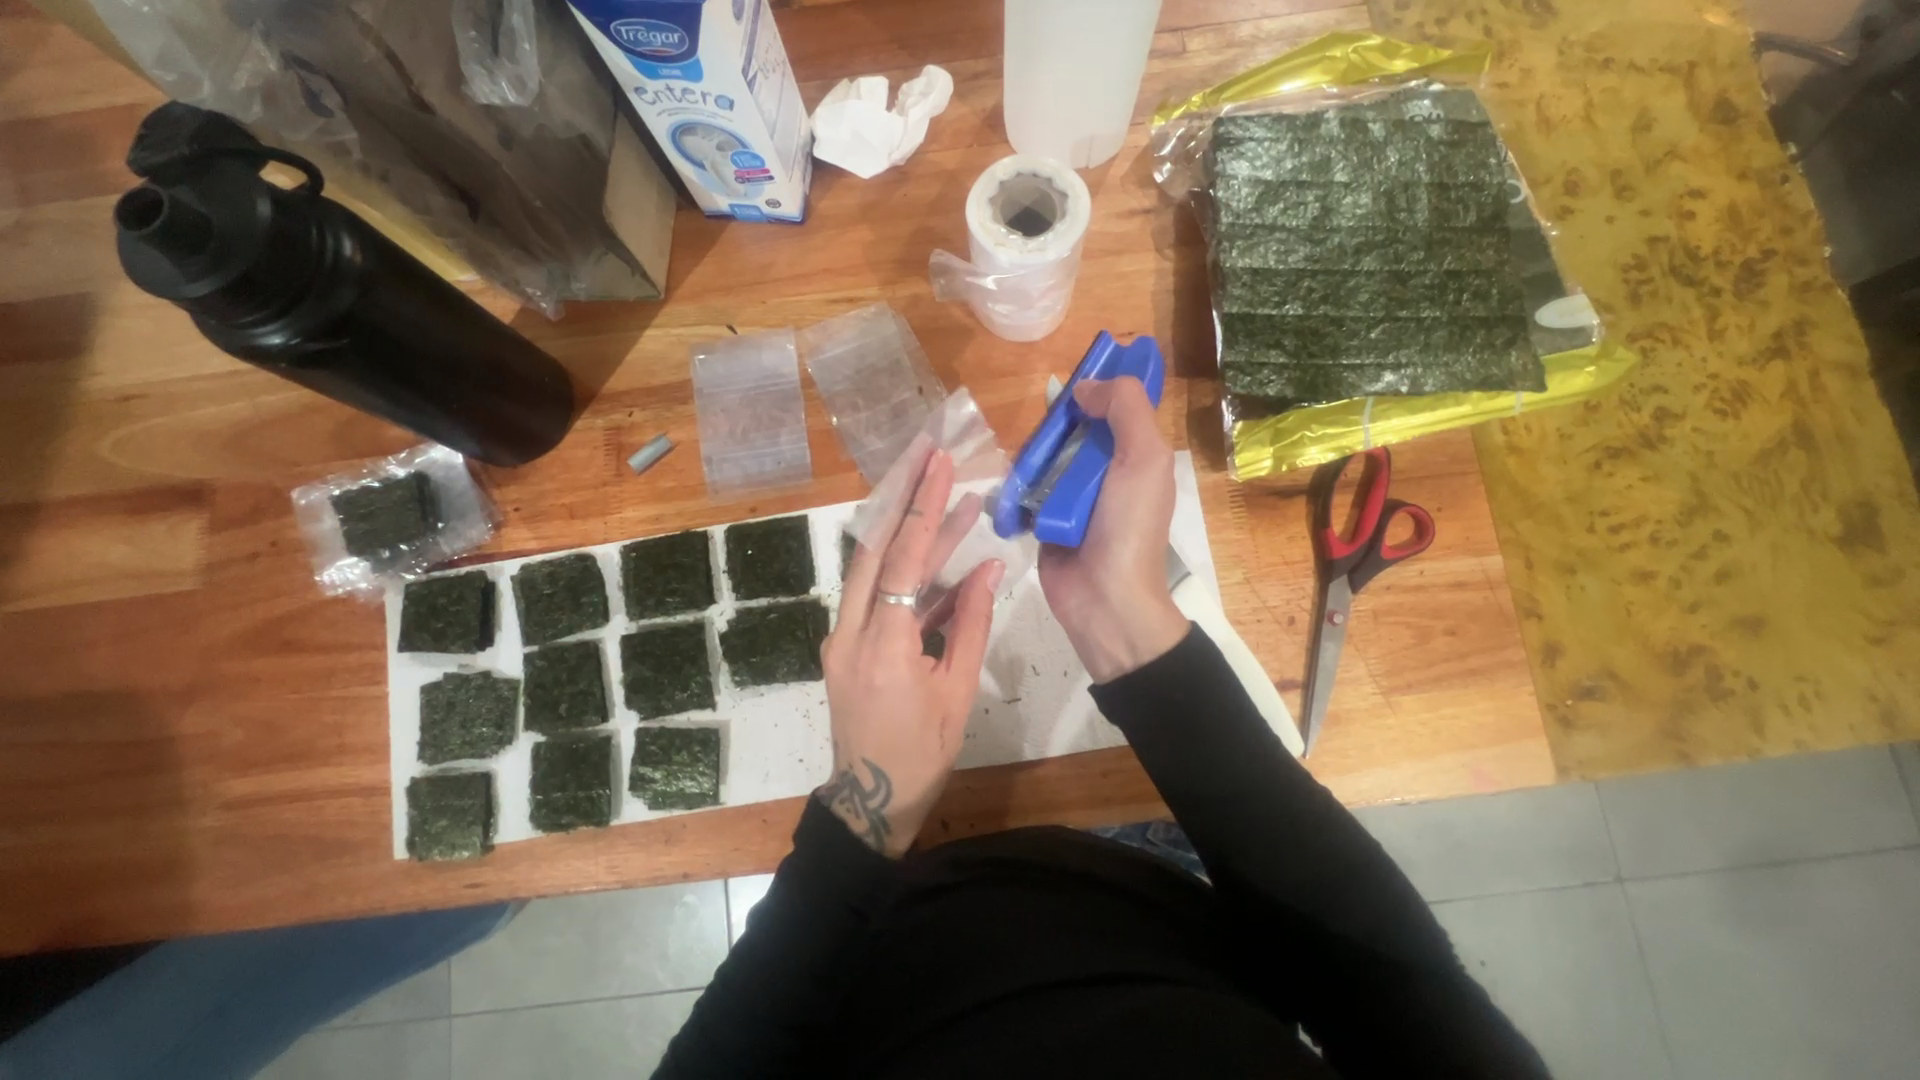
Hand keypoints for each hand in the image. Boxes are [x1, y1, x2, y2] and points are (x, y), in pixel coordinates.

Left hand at [820, 449, 1003, 855]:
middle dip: (904, 498)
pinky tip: (941, 561)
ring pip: (873, 569)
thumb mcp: (957, 690)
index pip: (903, 560)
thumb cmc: (923, 754)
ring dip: (908, 534)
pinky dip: (906, 575)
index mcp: (882, 646)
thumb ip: (970, 624)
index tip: (939, 464)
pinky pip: (874, 596)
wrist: (871, 799)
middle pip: (876, 548)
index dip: (924, 508)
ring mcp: (840, 637)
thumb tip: (990, 568)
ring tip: (952, 500)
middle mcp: (849, 631)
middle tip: (929, 454)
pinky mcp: (844, 645)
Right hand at [1039, 377, 1189, 683]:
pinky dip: (1016, 483)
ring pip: (1046, 453)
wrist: (1105, 599)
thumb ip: (1123, 409)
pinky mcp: (1043, 518)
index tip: (1075, 376)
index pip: (1119, 405)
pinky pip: (1026, 488)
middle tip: (1044, 423)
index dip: (1102, 384)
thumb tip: (1084, 387)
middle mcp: (1105, 469)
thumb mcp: (1142, 459)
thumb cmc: (1129, 527)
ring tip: (1025, 460)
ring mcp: (1072, 495)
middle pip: (1075, 426)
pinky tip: (1007, 483)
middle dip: (1057, 420)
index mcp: (1136, 453)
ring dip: (1033, 453)